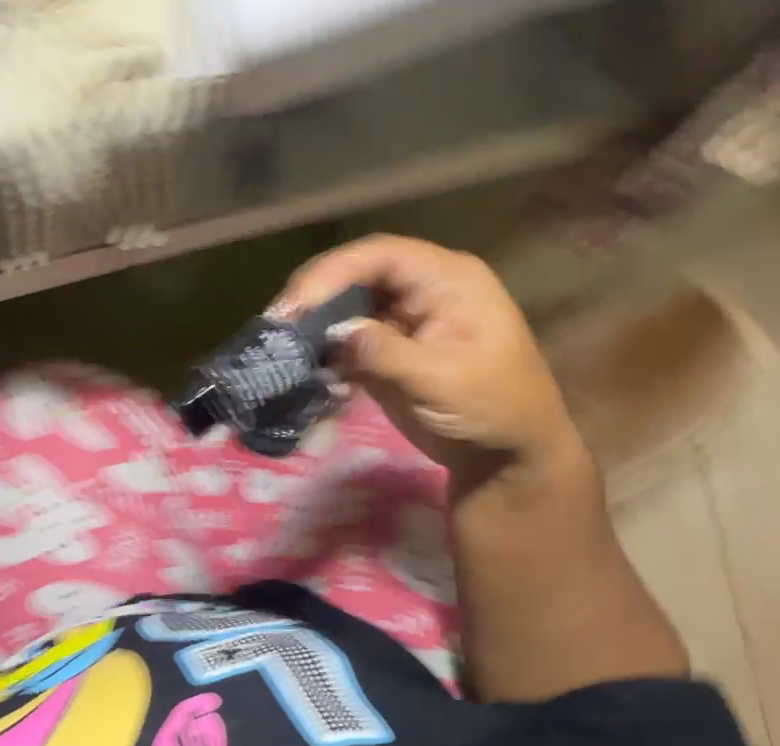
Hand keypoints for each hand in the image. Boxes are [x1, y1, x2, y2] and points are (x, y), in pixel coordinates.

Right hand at [273, 235, 587, 495]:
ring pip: (345, 308)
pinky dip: (322, 353)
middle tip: (275, 327)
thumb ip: (389, 354)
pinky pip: (345, 342)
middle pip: (356, 275)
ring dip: (313, 326)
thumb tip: (336, 334)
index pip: (381, 256)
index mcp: (446, 280)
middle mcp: (420, 290)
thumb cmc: (493, 407)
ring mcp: (400, 322)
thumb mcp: (445, 380)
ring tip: (279, 348)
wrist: (504, 453)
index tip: (295, 305)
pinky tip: (301, 369)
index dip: (333, 273)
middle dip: (314, 297)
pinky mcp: (385, 352)